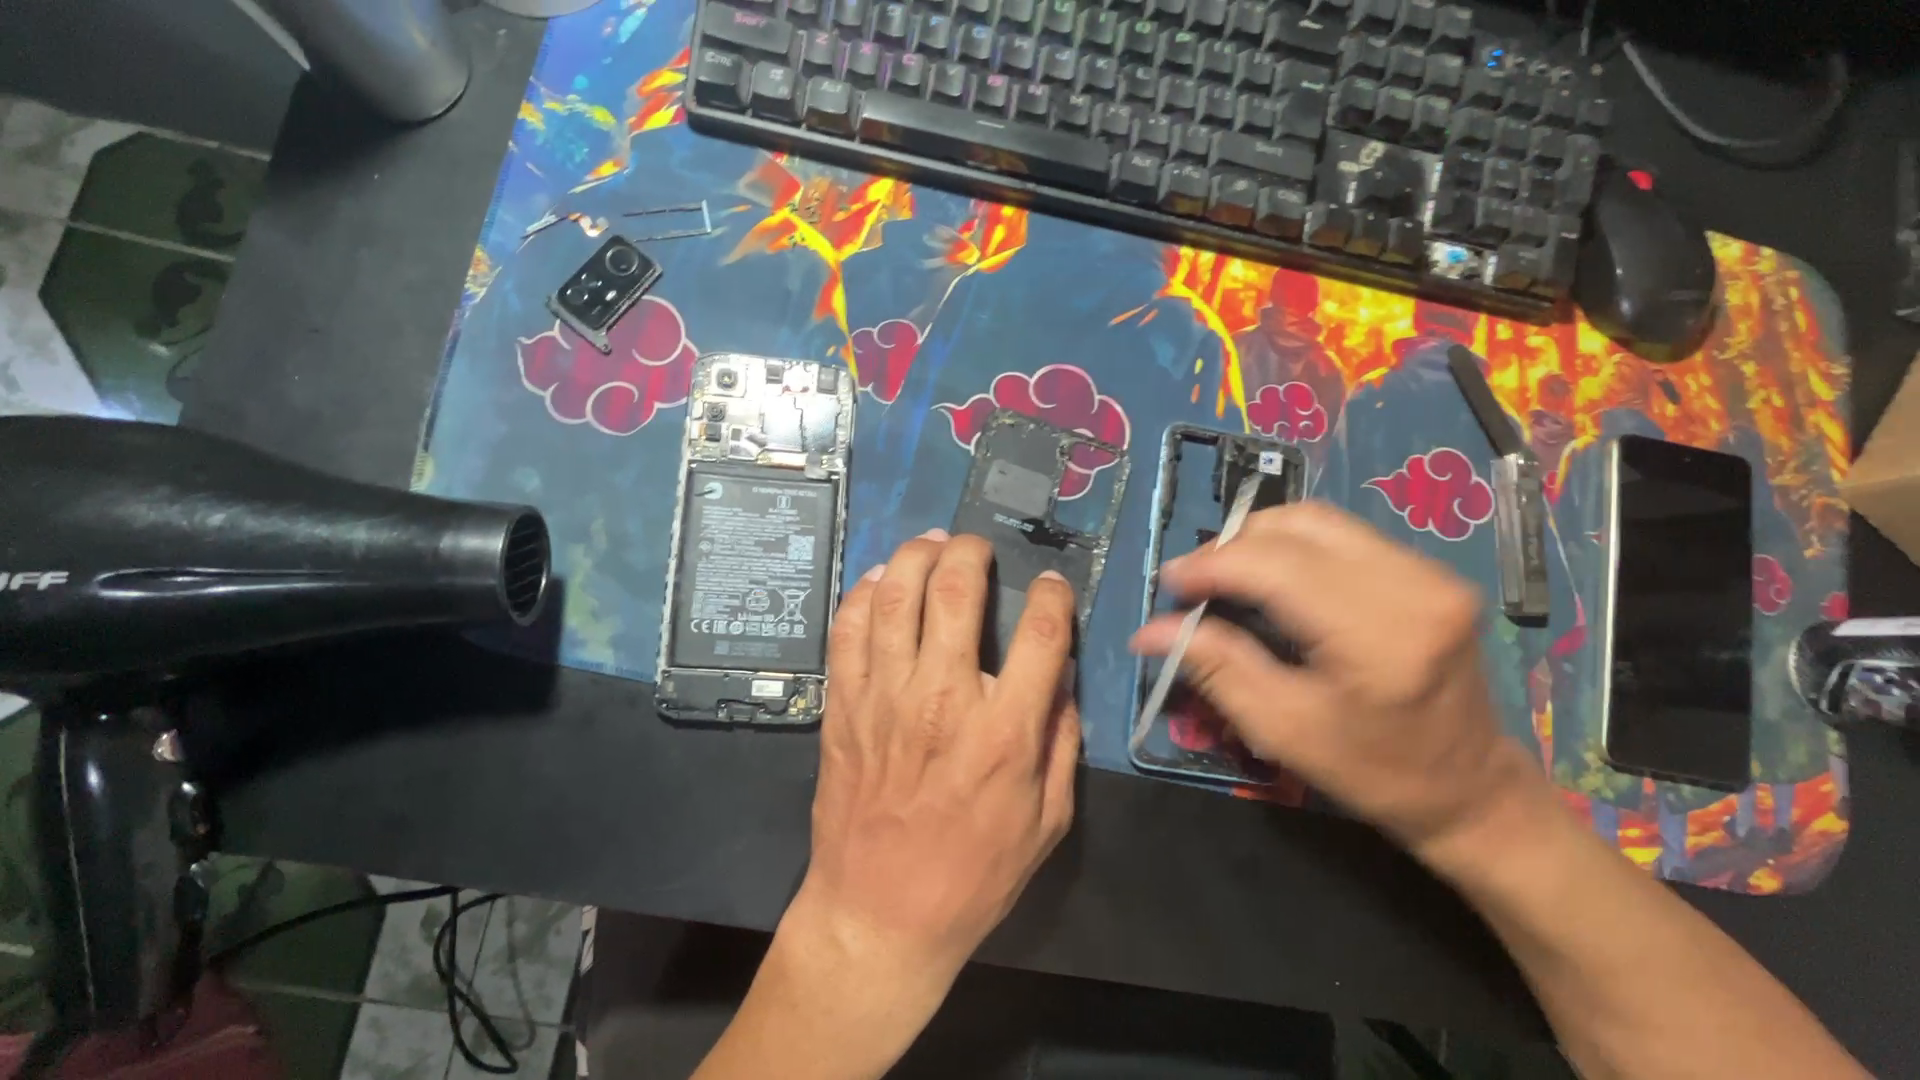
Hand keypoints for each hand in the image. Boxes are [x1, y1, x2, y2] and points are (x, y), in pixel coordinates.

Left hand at [789, 529, 1079, 983]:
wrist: (881, 912)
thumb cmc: (974, 874)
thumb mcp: (1048, 820)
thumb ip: (1060, 741)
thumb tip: (1061, 679)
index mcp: (1004, 731)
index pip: (1041, 634)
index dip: (1052, 597)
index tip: (1052, 586)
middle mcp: (941, 700)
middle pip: (954, 593)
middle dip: (970, 554)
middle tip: (976, 548)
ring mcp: (883, 698)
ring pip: (894, 598)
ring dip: (914, 557)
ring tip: (931, 545)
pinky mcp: (842, 707)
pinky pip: (847, 632)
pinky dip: (863, 595)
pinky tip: (880, 583)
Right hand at [1130, 502, 1534, 854]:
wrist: (1470, 788)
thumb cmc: (1373, 773)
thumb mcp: (1282, 730)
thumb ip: (1216, 668)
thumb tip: (1150, 631)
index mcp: (1377, 635)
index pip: (1277, 565)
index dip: (1213, 565)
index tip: (1170, 584)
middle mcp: (1412, 586)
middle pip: (1299, 525)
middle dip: (1234, 544)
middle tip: (1195, 580)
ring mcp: (1429, 573)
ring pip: (1321, 520)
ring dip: (1262, 538)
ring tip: (1226, 574)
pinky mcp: (1431, 572)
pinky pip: (1345, 536)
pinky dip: (1295, 546)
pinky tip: (1272, 577)